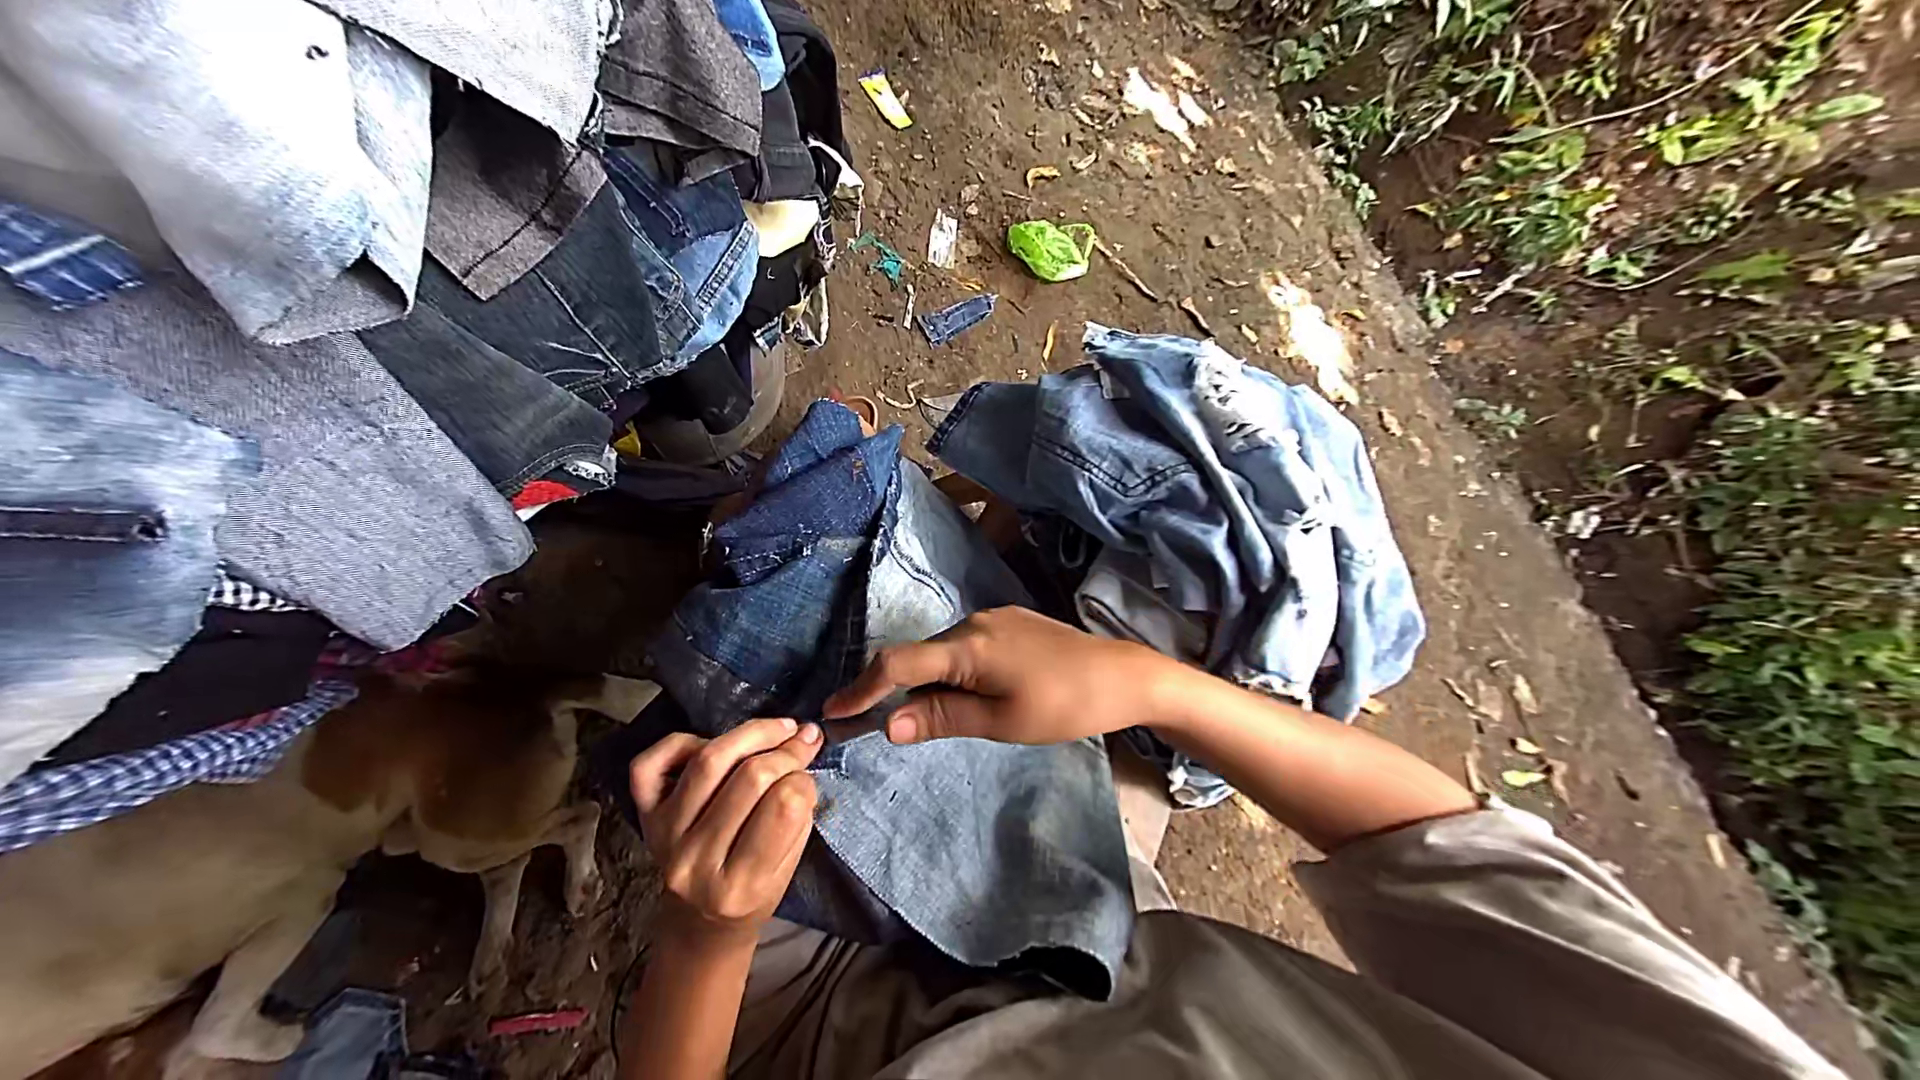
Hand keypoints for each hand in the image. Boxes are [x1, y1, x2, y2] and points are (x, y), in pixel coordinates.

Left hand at [628, 717, 820, 948]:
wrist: (698, 924)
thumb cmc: (754, 894)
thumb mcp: (789, 864)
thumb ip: (798, 809)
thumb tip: (804, 743)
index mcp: (740, 885)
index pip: (783, 806)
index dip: (804, 778)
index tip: (810, 771)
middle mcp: (696, 861)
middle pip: (750, 777)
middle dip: (786, 749)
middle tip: (803, 740)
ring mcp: (665, 836)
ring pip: (709, 760)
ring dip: (752, 732)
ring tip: (777, 728)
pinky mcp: (644, 817)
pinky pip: (652, 761)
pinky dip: (683, 741)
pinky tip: (711, 743)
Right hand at [822, 606, 1184, 744]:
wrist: (1123, 676)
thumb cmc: (1064, 705)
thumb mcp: (1002, 721)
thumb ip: (943, 717)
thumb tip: (890, 725)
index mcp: (969, 645)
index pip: (898, 663)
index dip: (861, 688)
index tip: (832, 713)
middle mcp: (974, 621)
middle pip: (918, 656)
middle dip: (895, 690)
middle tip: (883, 727)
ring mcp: (994, 617)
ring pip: (942, 652)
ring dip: (928, 682)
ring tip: (939, 717)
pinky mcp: (1010, 621)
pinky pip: (965, 646)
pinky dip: (953, 672)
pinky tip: (972, 694)